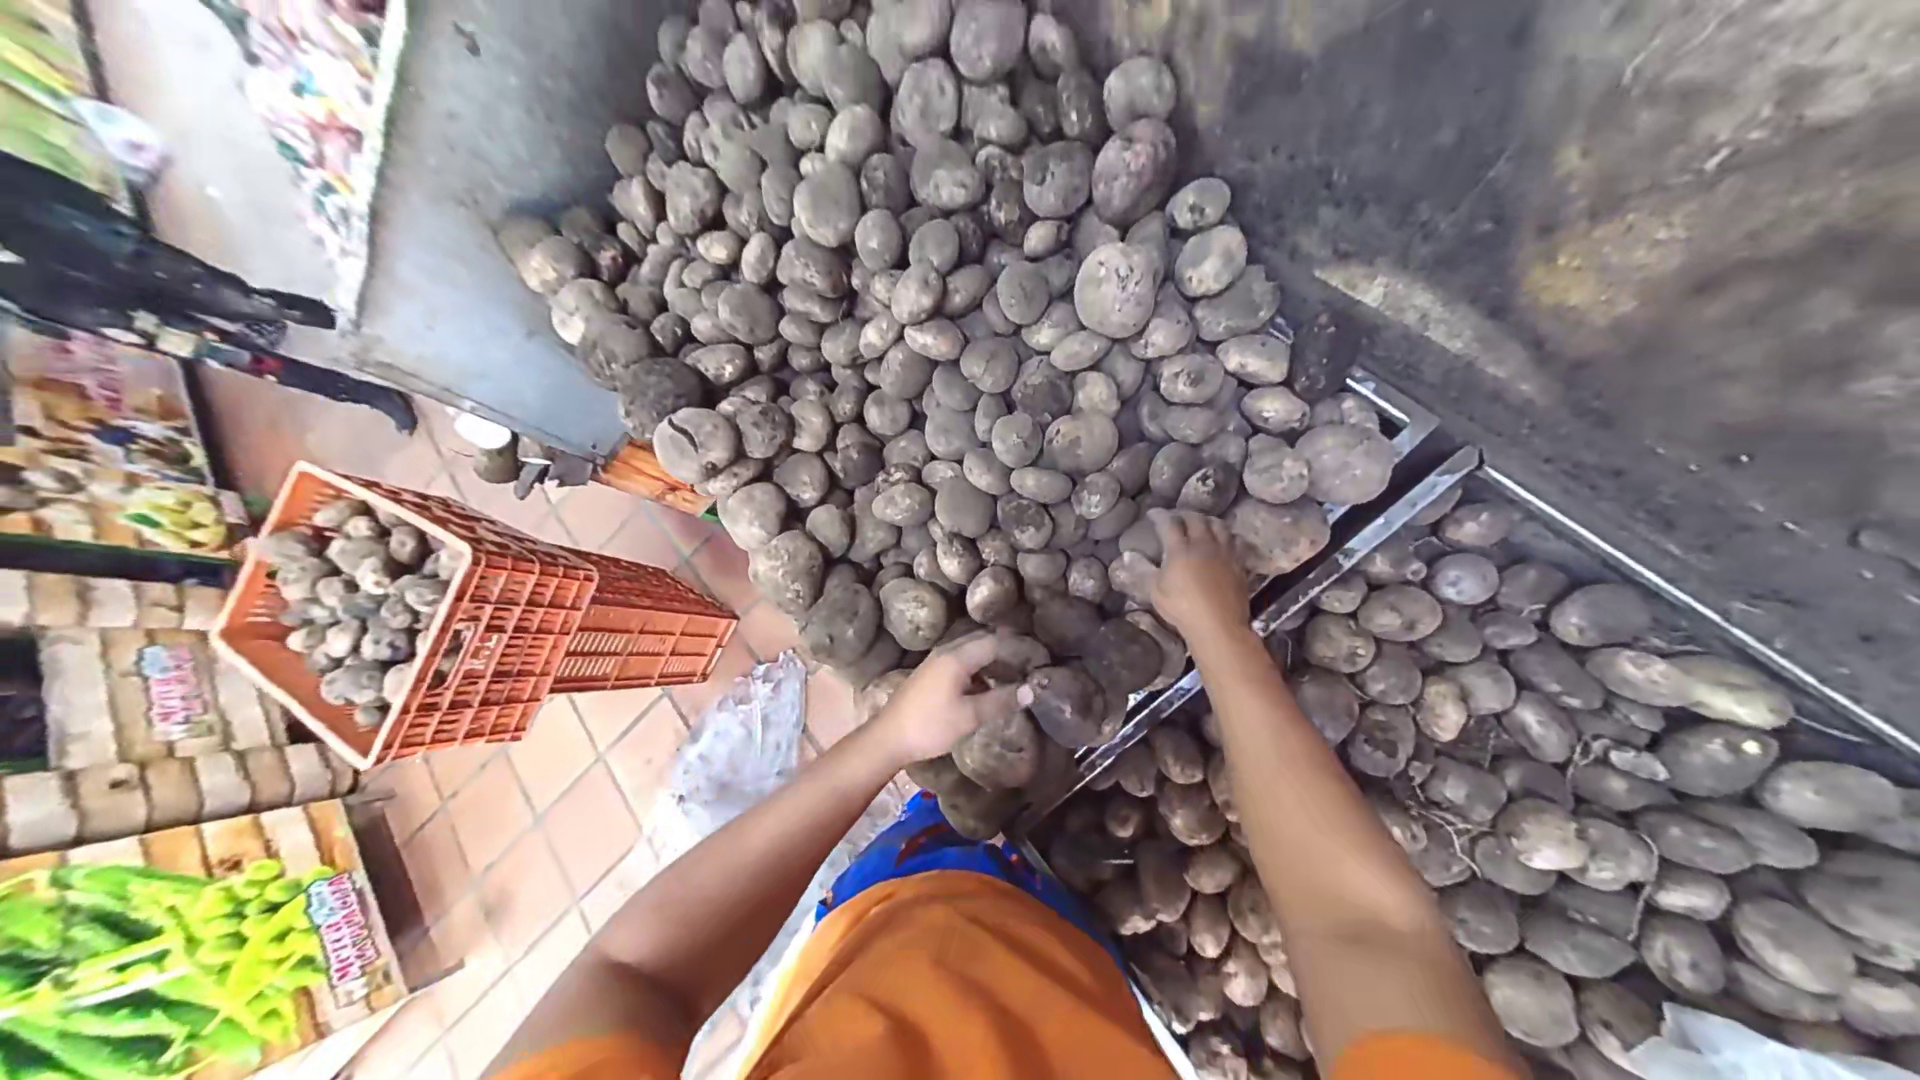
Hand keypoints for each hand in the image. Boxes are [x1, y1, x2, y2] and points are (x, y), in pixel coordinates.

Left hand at [867, 631, 1028, 766]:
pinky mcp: (930, 674)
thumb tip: (1029, 690)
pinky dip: (977, 670)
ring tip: (1012, 677)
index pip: (994, 643)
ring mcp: (935, 662)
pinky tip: (986, 687)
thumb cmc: (930, 726)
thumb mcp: (969, 716)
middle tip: (1028, 665)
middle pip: (981, 642)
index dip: (1017, 649)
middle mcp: (946, 652)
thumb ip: (1000, 701)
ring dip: (990, 661)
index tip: (1037, 660)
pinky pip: (960, 663)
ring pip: (970, 653)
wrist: (888, 737)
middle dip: (1005, 652)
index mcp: (956, 657)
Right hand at [1148, 509, 1251, 647]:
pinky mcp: (1239, 563)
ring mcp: (1224, 552)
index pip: (1169, 523)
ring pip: (1218, 525)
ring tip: (1201, 523)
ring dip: (1207, 520)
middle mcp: (1203, 544)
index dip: (1159, 515)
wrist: (1218, 625)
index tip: (1152, 514)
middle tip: (1176, 517)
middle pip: (1196, 519)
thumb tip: (1128, 555)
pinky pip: (1236, 540)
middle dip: (1183, 514)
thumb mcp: (1155, 591)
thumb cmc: (1182, 608)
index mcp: (1180, 549)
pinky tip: (1224, 539)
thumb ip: (1143, 570)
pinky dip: (1227, 535)